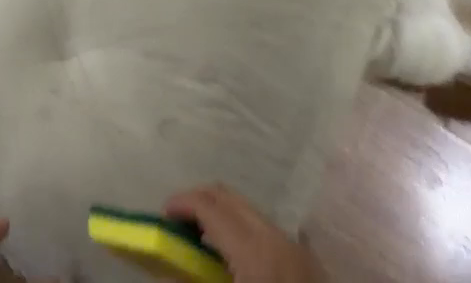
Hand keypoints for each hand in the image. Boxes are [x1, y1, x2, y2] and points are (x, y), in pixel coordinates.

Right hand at [163, 184, 324, 282]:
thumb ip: (191, 282)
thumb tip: (164, 268)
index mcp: (253, 251)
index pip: (208, 205)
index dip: (180, 203)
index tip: (162, 217)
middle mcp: (276, 238)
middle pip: (228, 196)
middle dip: (198, 202)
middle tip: (178, 224)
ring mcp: (296, 246)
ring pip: (248, 210)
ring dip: (221, 215)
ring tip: (203, 242)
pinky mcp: (308, 260)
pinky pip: (267, 228)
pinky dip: (243, 229)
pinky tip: (236, 257)